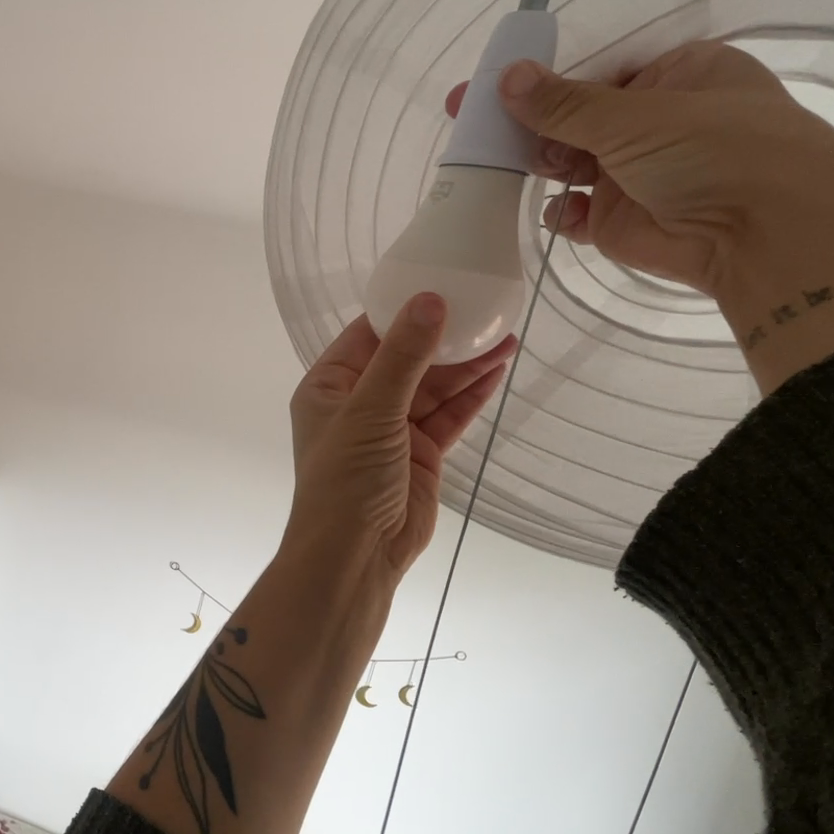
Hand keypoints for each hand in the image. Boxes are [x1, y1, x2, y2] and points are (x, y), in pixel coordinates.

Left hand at [283, 294, 513, 588]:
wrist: (358, 551)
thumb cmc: (347, 477)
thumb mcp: (371, 410)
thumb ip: (403, 357)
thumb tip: (429, 300)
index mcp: (327, 388)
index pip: (365, 337)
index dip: (401, 311)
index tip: (440, 282)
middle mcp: (356, 404)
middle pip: (404, 359)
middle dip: (442, 337)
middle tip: (487, 308)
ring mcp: (390, 429)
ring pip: (432, 387)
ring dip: (464, 364)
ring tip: (505, 336)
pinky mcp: (420, 453)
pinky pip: (448, 415)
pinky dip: (471, 394)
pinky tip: (499, 369)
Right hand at [447, 41, 833, 392]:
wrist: (758, 234)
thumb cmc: (713, 151)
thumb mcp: (634, 116)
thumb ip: (563, 104)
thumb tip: (505, 76)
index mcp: (674, 76)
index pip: (593, 74)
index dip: (540, 82)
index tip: (488, 88)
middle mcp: (654, 121)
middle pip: (572, 119)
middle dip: (526, 126)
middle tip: (469, 129)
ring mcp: (633, 172)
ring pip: (565, 163)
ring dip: (538, 166)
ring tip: (500, 167)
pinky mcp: (616, 219)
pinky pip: (570, 211)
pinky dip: (559, 212)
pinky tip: (562, 210)